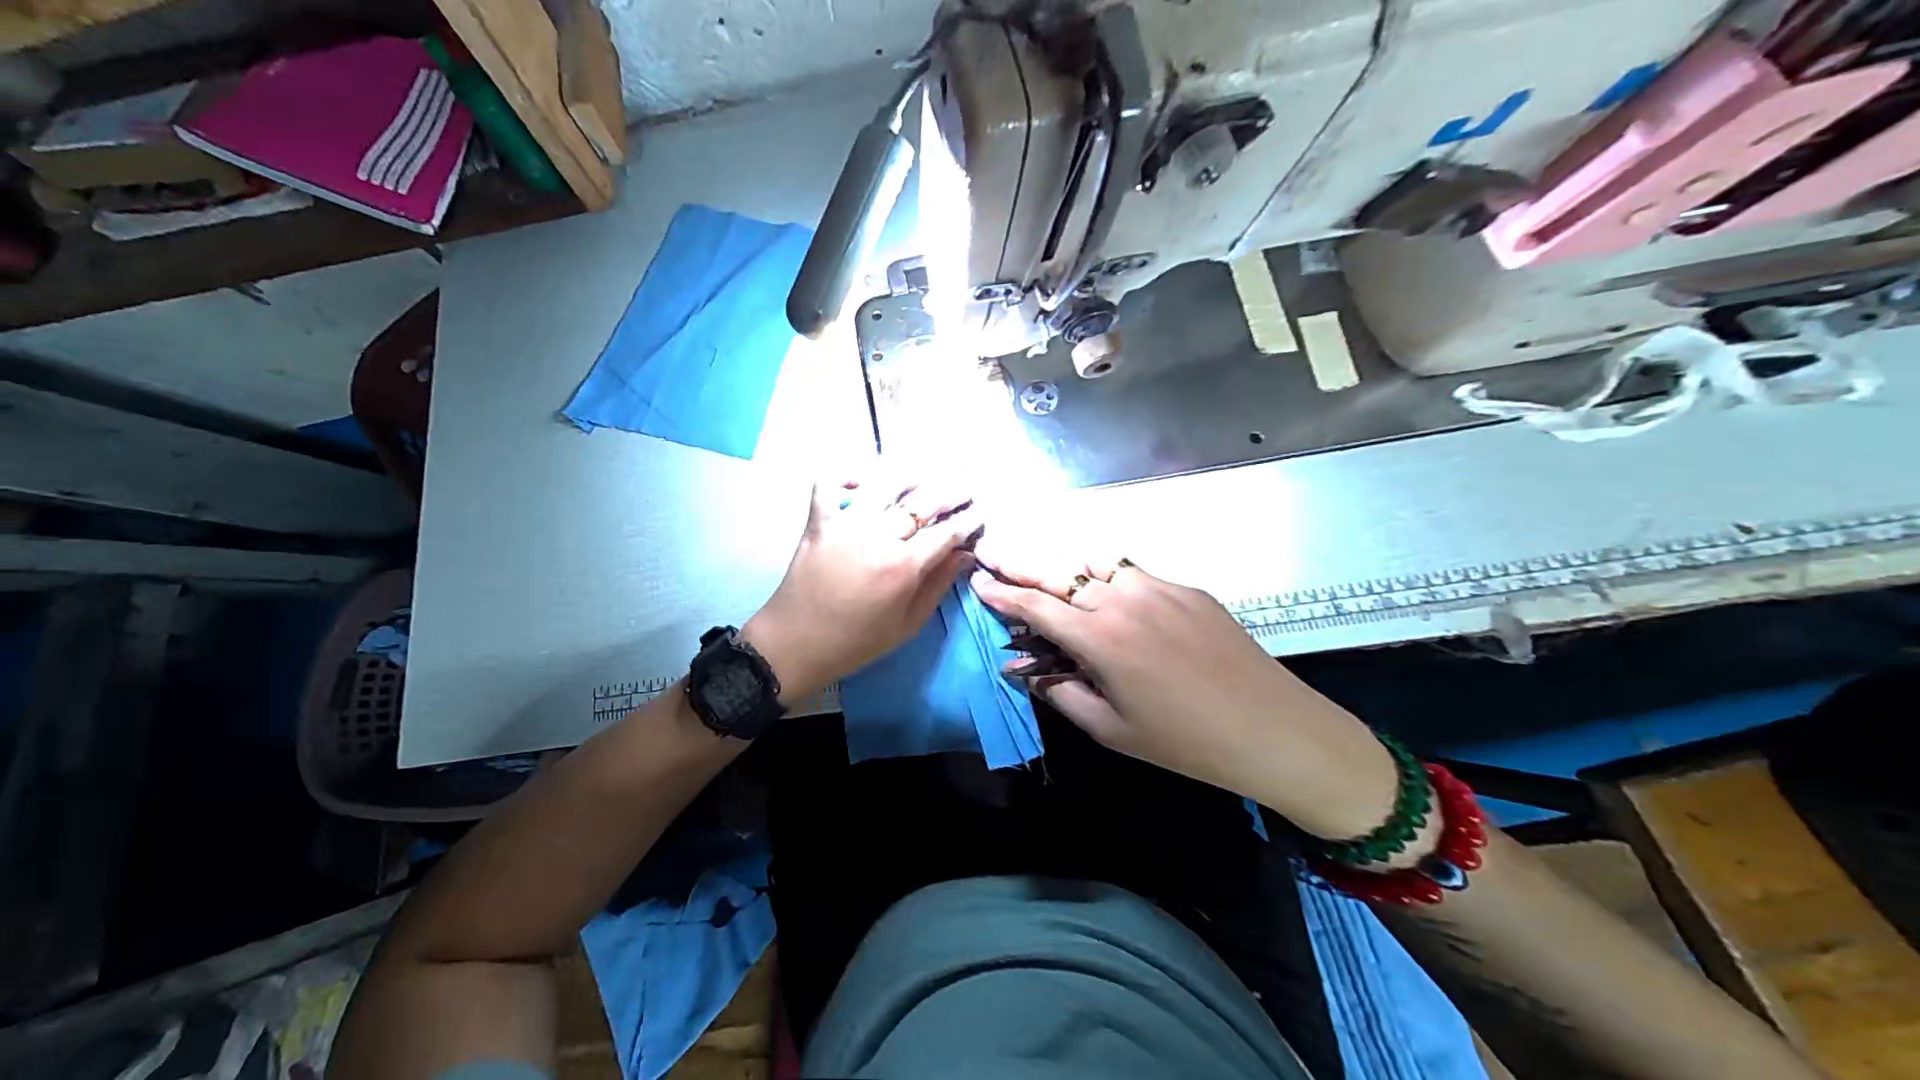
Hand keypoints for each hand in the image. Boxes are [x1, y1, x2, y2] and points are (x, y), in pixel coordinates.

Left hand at [742, 475, 979, 704]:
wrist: (796, 644)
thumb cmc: (857, 642)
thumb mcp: (908, 624)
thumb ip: (939, 585)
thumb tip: (965, 554)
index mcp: (904, 567)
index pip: (947, 531)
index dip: (968, 520)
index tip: (978, 514)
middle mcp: (878, 537)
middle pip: (922, 501)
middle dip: (950, 492)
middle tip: (963, 491)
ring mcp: (845, 525)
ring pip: (884, 483)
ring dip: (908, 477)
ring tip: (921, 479)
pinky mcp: (818, 522)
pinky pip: (830, 484)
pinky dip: (845, 476)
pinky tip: (862, 482)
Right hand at [969, 556, 1398, 841]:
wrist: (1273, 728)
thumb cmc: (1184, 741)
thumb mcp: (1111, 729)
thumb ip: (1060, 693)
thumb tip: (1022, 670)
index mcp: (1099, 638)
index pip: (1035, 605)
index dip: (1001, 591)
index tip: (978, 578)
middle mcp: (1124, 599)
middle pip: (1059, 571)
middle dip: (1020, 561)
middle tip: (992, 551)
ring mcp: (1160, 587)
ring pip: (1098, 564)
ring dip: (1068, 567)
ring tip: (1051, 575)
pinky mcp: (1189, 588)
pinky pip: (1136, 574)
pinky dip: (1111, 579)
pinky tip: (1111, 596)